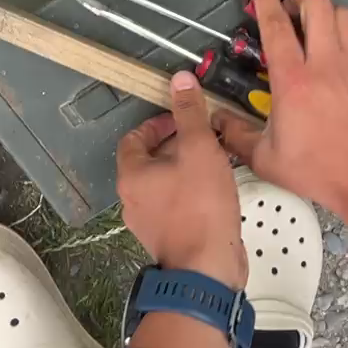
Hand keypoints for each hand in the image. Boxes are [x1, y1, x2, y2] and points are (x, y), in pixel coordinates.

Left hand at [116, 71, 247, 288]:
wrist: (208, 269)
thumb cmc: (200, 205)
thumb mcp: (199, 148)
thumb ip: (190, 113)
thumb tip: (180, 79)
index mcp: (131, 175)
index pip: (133, 138)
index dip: (156, 123)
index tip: (181, 118)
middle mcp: (132, 199)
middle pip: (148, 161)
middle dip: (174, 144)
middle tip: (203, 136)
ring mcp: (149, 223)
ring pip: (163, 183)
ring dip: (184, 168)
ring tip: (214, 159)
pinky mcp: (168, 239)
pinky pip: (175, 205)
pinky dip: (190, 191)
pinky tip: (216, 189)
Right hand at [216, 0, 347, 238]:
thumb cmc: (320, 171)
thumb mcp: (267, 159)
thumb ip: (237, 136)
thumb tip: (217, 122)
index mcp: (293, 81)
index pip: (275, 25)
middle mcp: (325, 64)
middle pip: (316, 5)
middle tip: (289, 9)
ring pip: (343, 15)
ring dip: (327, 14)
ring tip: (316, 27)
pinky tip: (343, 49)